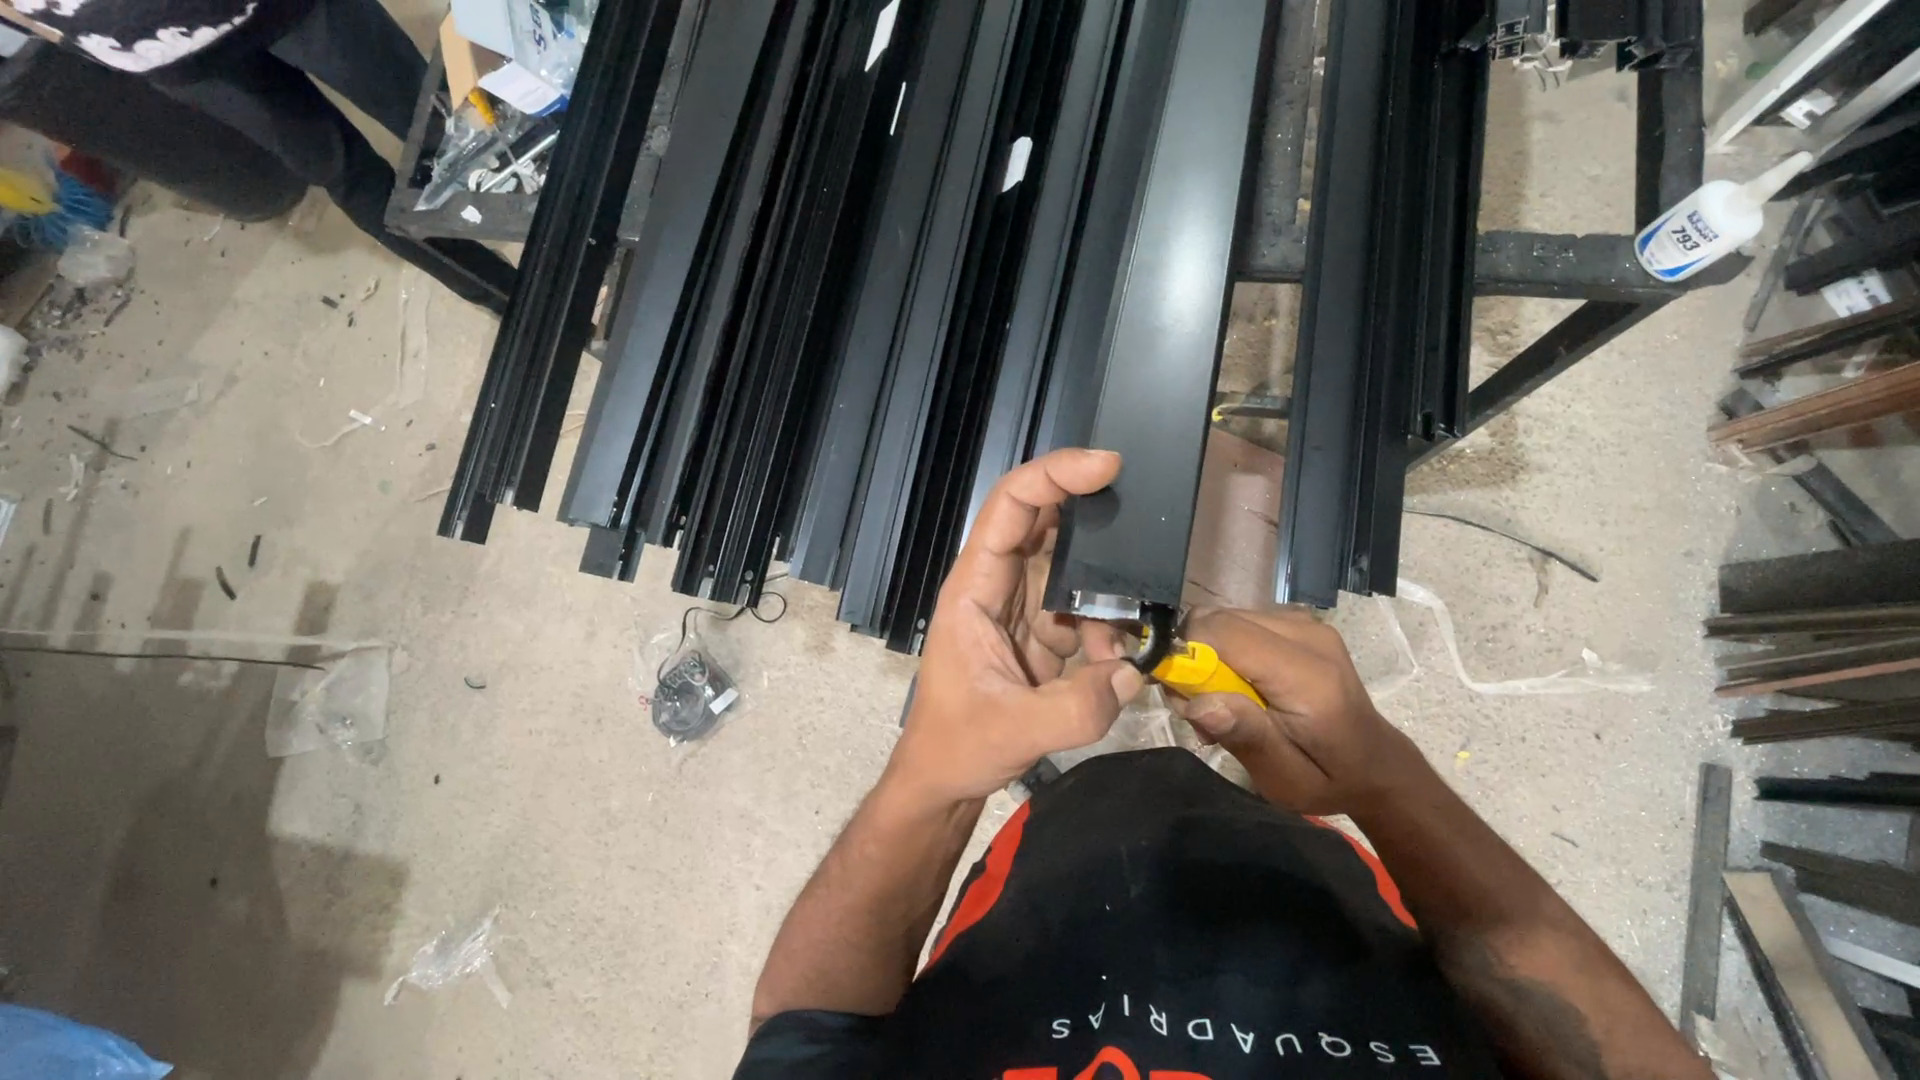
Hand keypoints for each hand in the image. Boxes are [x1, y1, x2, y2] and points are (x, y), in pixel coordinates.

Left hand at [888, 449, 1145, 805]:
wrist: (944, 781)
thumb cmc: (956, 746)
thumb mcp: (1014, 731)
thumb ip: (1077, 707)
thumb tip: (1131, 674)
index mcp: (973, 589)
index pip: (1009, 507)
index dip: (1053, 476)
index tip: (1107, 466)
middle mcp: (996, 587)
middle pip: (1045, 527)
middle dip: (1093, 523)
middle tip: (1142, 526)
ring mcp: (1019, 611)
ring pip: (1071, 574)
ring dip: (1103, 601)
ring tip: (1116, 646)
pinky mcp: (1039, 637)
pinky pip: (1081, 615)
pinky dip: (1104, 635)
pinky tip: (1110, 669)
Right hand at [1175, 608, 1426, 816]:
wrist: (1374, 762)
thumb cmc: (1328, 778)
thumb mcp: (1286, 780)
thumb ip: (1247, 738)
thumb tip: (1198, 704)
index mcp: (1309, 677)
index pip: (1223, 633)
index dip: (1187, 659)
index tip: (1184, 702)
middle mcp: (1307, 635)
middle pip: (1215, 620)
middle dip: (1192, 659)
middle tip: (1201, 708)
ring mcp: (1303, 622)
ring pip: (1220, 618)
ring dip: (1206, 656)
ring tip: (1222, 701)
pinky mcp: (1295, 620)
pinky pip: (1237, 621)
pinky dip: (1223, 650)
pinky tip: (1237, 684)